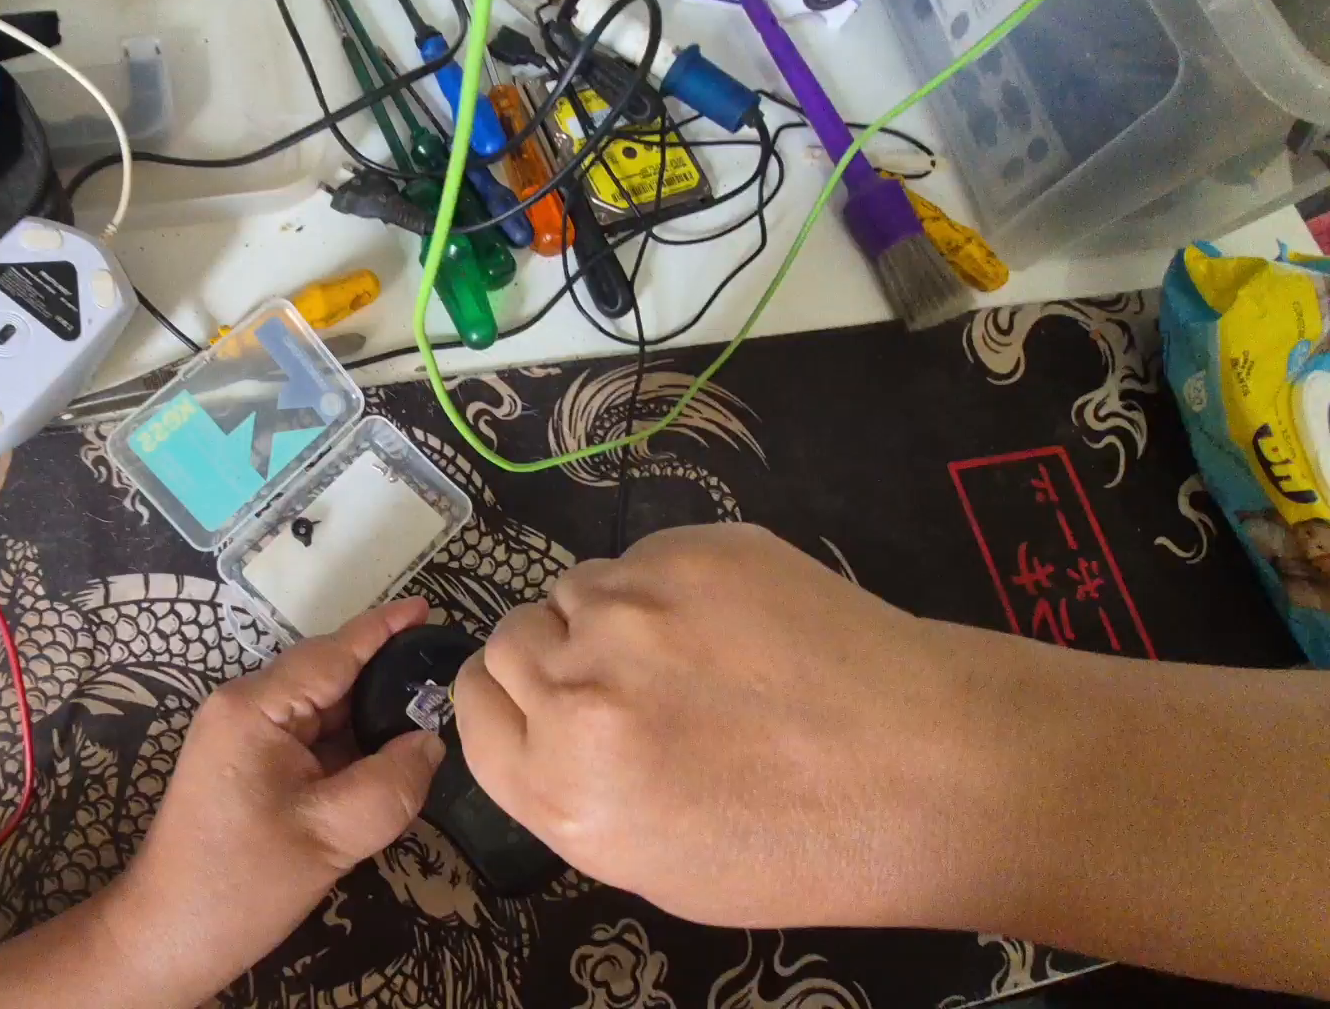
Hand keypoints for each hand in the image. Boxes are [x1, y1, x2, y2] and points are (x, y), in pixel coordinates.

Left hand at [106, 599, 446, 1005]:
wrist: (164, 940)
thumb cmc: (240, 887)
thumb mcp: (329, 838)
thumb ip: (391, 784)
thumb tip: (431, 740)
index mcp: (255, 706)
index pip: (332, 652)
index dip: (383, 627)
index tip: (428, 606)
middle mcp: (245, 704)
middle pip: (326, 674)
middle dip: (382, 672)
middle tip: (440, 675)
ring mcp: (243, 731)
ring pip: (320, 705)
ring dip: (366, 710)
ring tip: (423, 708)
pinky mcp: (247, 759)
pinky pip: (308, 733)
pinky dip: (346, 738)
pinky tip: (382, 747)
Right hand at [453, 523, 1080, 930]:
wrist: (940, 770)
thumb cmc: (794, 842)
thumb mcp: (648, 860)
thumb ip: (558, 785)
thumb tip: (525, 709)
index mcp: (561, 789)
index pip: (471, 700)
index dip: (504, 698)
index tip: (542, 700)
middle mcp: (575, 692)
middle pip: (507, 638)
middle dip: (548, 655)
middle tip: (618, 677)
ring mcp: (630, 609)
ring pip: (569, 590)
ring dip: (605, 617)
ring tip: (688, 651)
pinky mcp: (684, 550)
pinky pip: (635, 559)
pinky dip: (662, 585)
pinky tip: (729, 621)